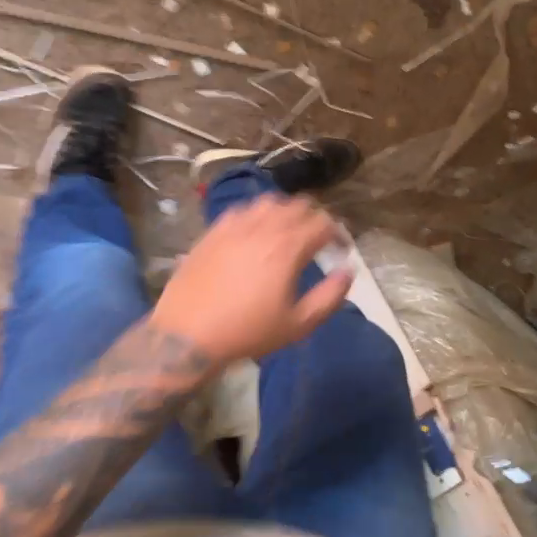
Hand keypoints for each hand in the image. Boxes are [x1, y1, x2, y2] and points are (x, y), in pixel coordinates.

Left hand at [150, 194, 353, 366]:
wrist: (188, 335)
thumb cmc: (247, 332)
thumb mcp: (298, 324)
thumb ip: (330, 296)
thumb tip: (348, 272)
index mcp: (288, 248)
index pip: (323, 223)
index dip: (338, 233)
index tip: (340, 249)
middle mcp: (263, 229)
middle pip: (298, 205)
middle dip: (314, 218)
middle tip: (317, 239)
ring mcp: (234, 227)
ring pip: (269, 202)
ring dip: (285, 212)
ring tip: (287, 231)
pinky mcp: (212, 232)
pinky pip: (241, 211)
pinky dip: (256, 215)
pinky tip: (254, 232)